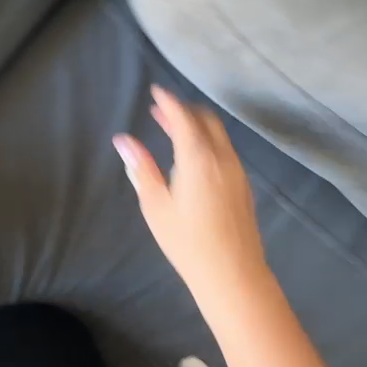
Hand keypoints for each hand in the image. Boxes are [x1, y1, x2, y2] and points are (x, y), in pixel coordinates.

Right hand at [113, 87, 273, 299]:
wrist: (233, 274)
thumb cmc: (187, 242)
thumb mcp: (156, 206)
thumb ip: (141, 168)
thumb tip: (123, 140)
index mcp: (198, 158)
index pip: (183, 118)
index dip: (169, 102)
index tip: (156, 92)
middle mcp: (222, 158)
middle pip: (206, 120)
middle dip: (184, 110)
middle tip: (161, 111)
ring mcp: (237, 171)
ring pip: (219, 135)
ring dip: (197, 126)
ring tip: (174, 131)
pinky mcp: (243, 186)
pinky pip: (225, 150)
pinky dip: (208, 142)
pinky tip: (194, 158)